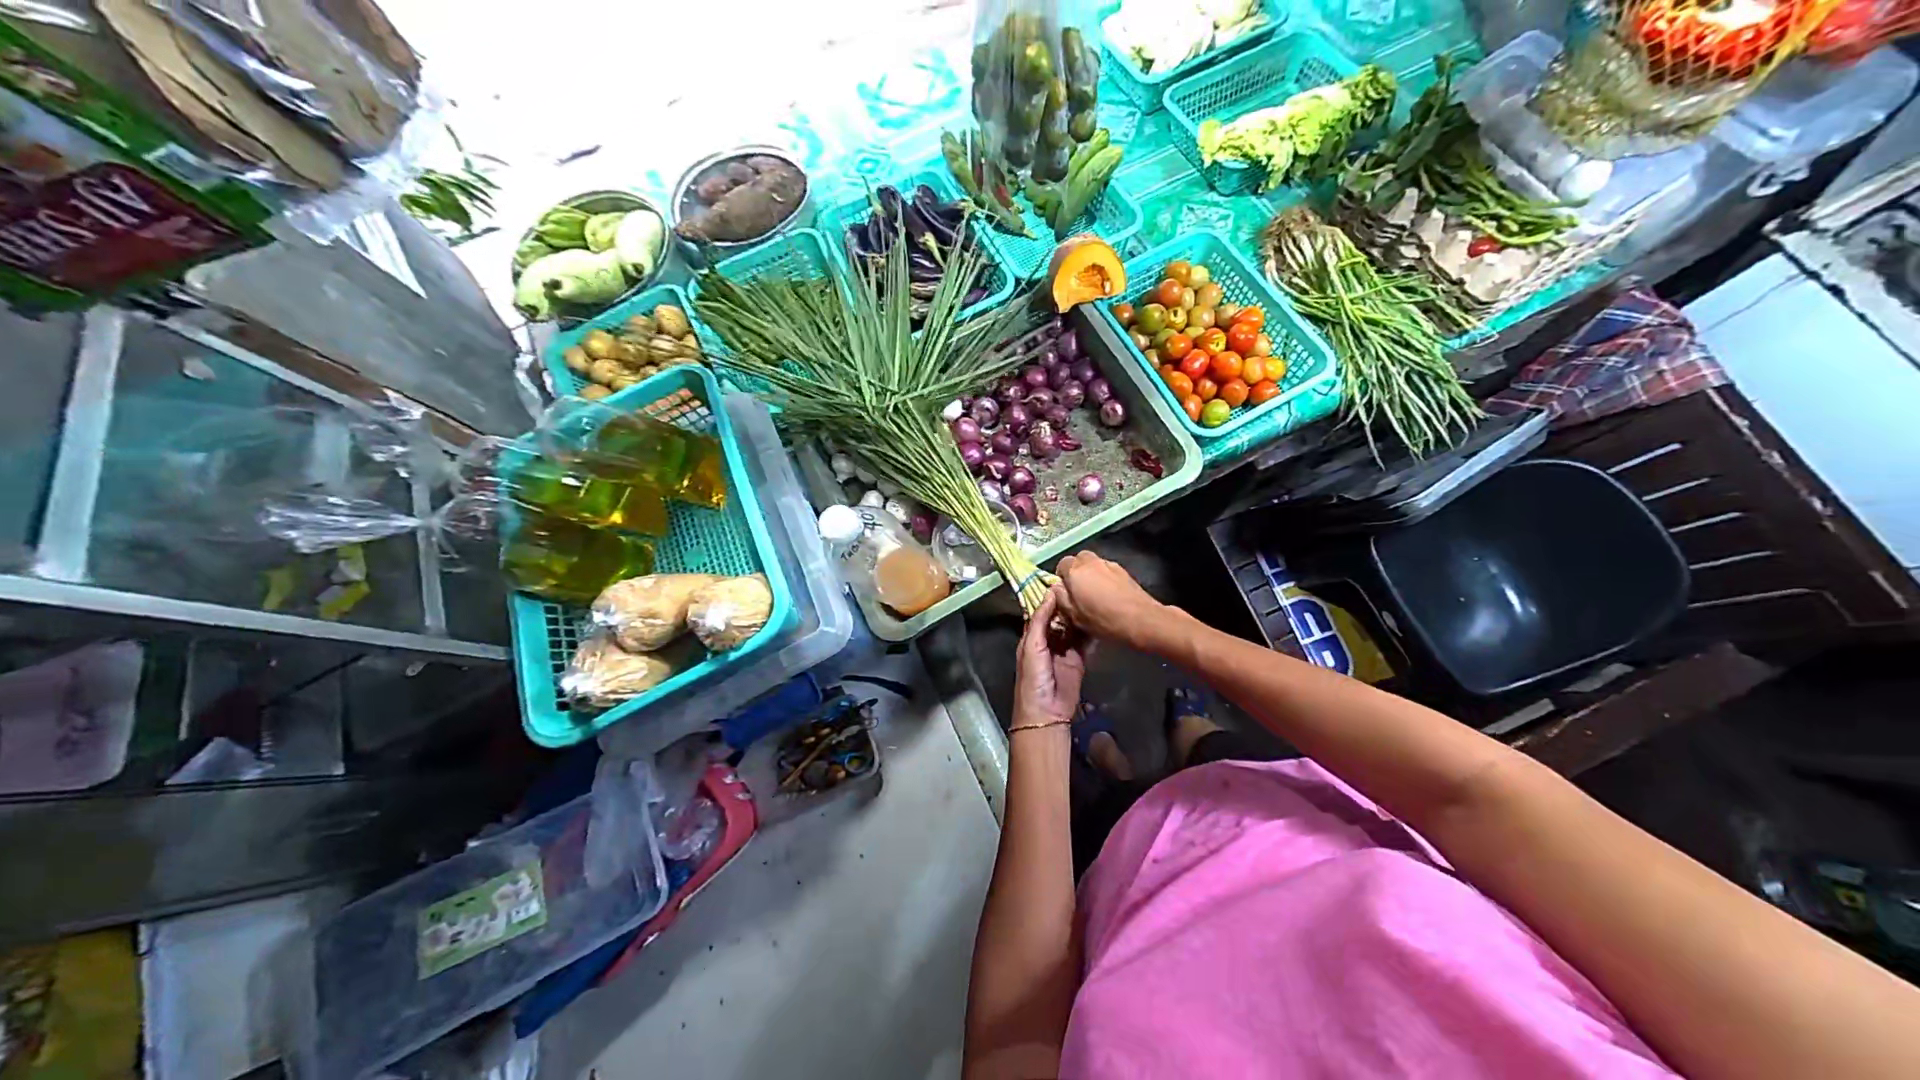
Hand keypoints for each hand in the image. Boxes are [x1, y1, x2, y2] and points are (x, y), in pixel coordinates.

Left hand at [1013, 586, 1086, 729]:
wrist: (1046, 711)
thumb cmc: (1032, 678)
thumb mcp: (1032, 646)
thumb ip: (1040, 620)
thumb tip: (1049, 594)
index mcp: (1031, 636)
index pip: (1041, 611)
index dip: (1050, 598)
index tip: (1062, 581)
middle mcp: (1048, 640)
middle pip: (1059, 618)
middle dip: (1068, 605)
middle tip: (1081, 588)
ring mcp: (1064, 650)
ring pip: (1073, 628)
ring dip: (1080, 617)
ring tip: (1091, 599)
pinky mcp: (1078, 659)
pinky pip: (1085, 642)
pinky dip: (1091, 632)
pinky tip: (1099, 619)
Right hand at [1053, 552, 1172, 652]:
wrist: (1140, 619)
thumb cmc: (1102, 619)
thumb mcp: (1074, 615)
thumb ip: (1061, 598)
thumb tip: (1056, 587)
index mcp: (1075, 571)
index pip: (1062, 564)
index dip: (1062, 577)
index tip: (1065, 591)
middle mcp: (1091, 562)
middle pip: (1079, 560)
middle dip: (1077, 571)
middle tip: (1079, 590)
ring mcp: (1109, 564)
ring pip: (1095, 564)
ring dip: (1092, 574)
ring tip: (1096, 593)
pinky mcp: (1124, 571)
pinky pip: (1108, 570)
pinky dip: (1105, 578)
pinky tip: (1110, 595)